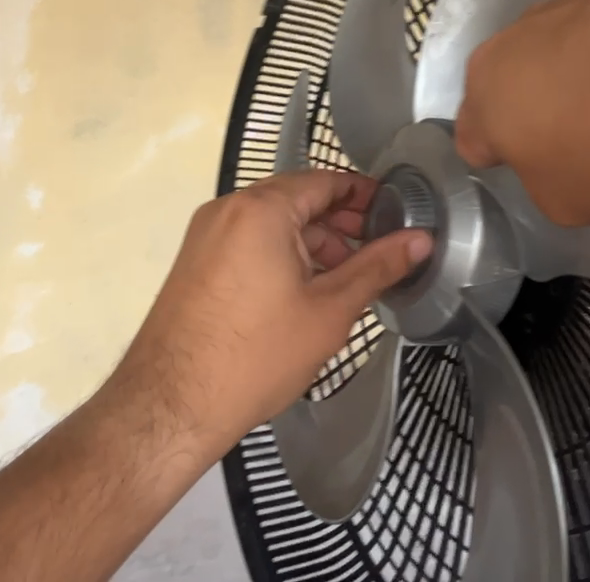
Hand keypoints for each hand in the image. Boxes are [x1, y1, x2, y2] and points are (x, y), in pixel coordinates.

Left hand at [115, 170, 432, 453]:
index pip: (326, 180)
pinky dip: (281, 254)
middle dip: (341, 222)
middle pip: (298, 198)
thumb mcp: (330, 310)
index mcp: (262, 209)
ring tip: (344, 279)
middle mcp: (228, 210)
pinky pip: (248, 241)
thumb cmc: (255, 355)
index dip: (366, 196)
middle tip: (377, 251)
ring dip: (312, 241)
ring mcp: (206, 235)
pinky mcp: (195, 262)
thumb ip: (378, 267)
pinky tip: (303, 291)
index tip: (394, 216)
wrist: (169, 407)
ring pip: (273, 222)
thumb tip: (420, 241)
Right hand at [455, 0, 589, 225]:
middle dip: (542, 110)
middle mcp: (510, 45)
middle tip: (589, 138)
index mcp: (486, 101)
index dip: (504, 158)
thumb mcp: (572, 204)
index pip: (473, 138)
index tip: (541, 169)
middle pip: (514, 87)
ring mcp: (562, 8)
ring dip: (585, 76)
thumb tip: (560, 162)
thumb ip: (548, 184)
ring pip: (561, 54)